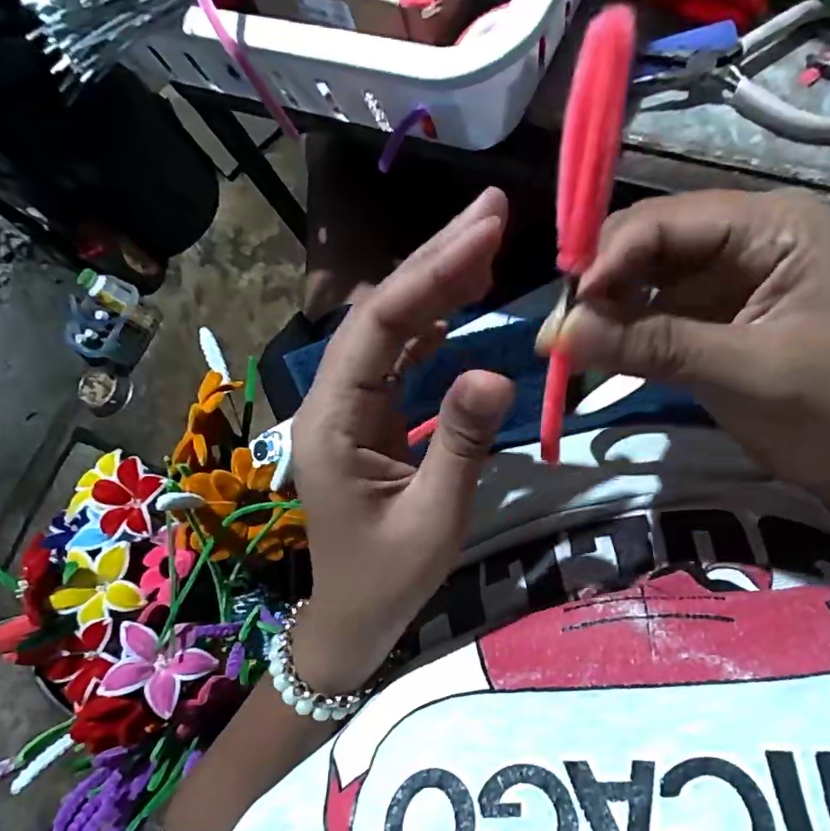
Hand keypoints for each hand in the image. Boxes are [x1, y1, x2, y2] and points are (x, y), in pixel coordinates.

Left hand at [288, 189, 516, 692]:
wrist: (354, 619)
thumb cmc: (388, 579)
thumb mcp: (434, 518)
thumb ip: (461, 443)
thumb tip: (496, 372)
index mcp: (335, 420)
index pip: (381, 326)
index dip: (433, 272)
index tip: (487, 229)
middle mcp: (333, 400)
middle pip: (380, 313)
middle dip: (434, 259)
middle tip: (493, 211)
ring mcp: (350, 407)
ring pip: (389, 330)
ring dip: (435, 285)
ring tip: (486, 244)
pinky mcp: (370, 420)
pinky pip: (399, 360)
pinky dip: (432, 326)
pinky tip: (461, 302)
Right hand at [539, 190, 829, 512]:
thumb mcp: (746, 373)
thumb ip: (653, 346)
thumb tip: (558, 333)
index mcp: (775, 226)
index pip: (670, 221)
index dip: (610, 256)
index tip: (564, 308)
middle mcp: (751, 242)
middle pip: (656, 246)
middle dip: (605, 284)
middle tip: (558, 333)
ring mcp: (737, 287)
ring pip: (654, 285)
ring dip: (612, 311)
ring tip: (569, 346)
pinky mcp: (725, 328)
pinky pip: (664, 320)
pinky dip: (632, 336)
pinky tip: (601, 353)